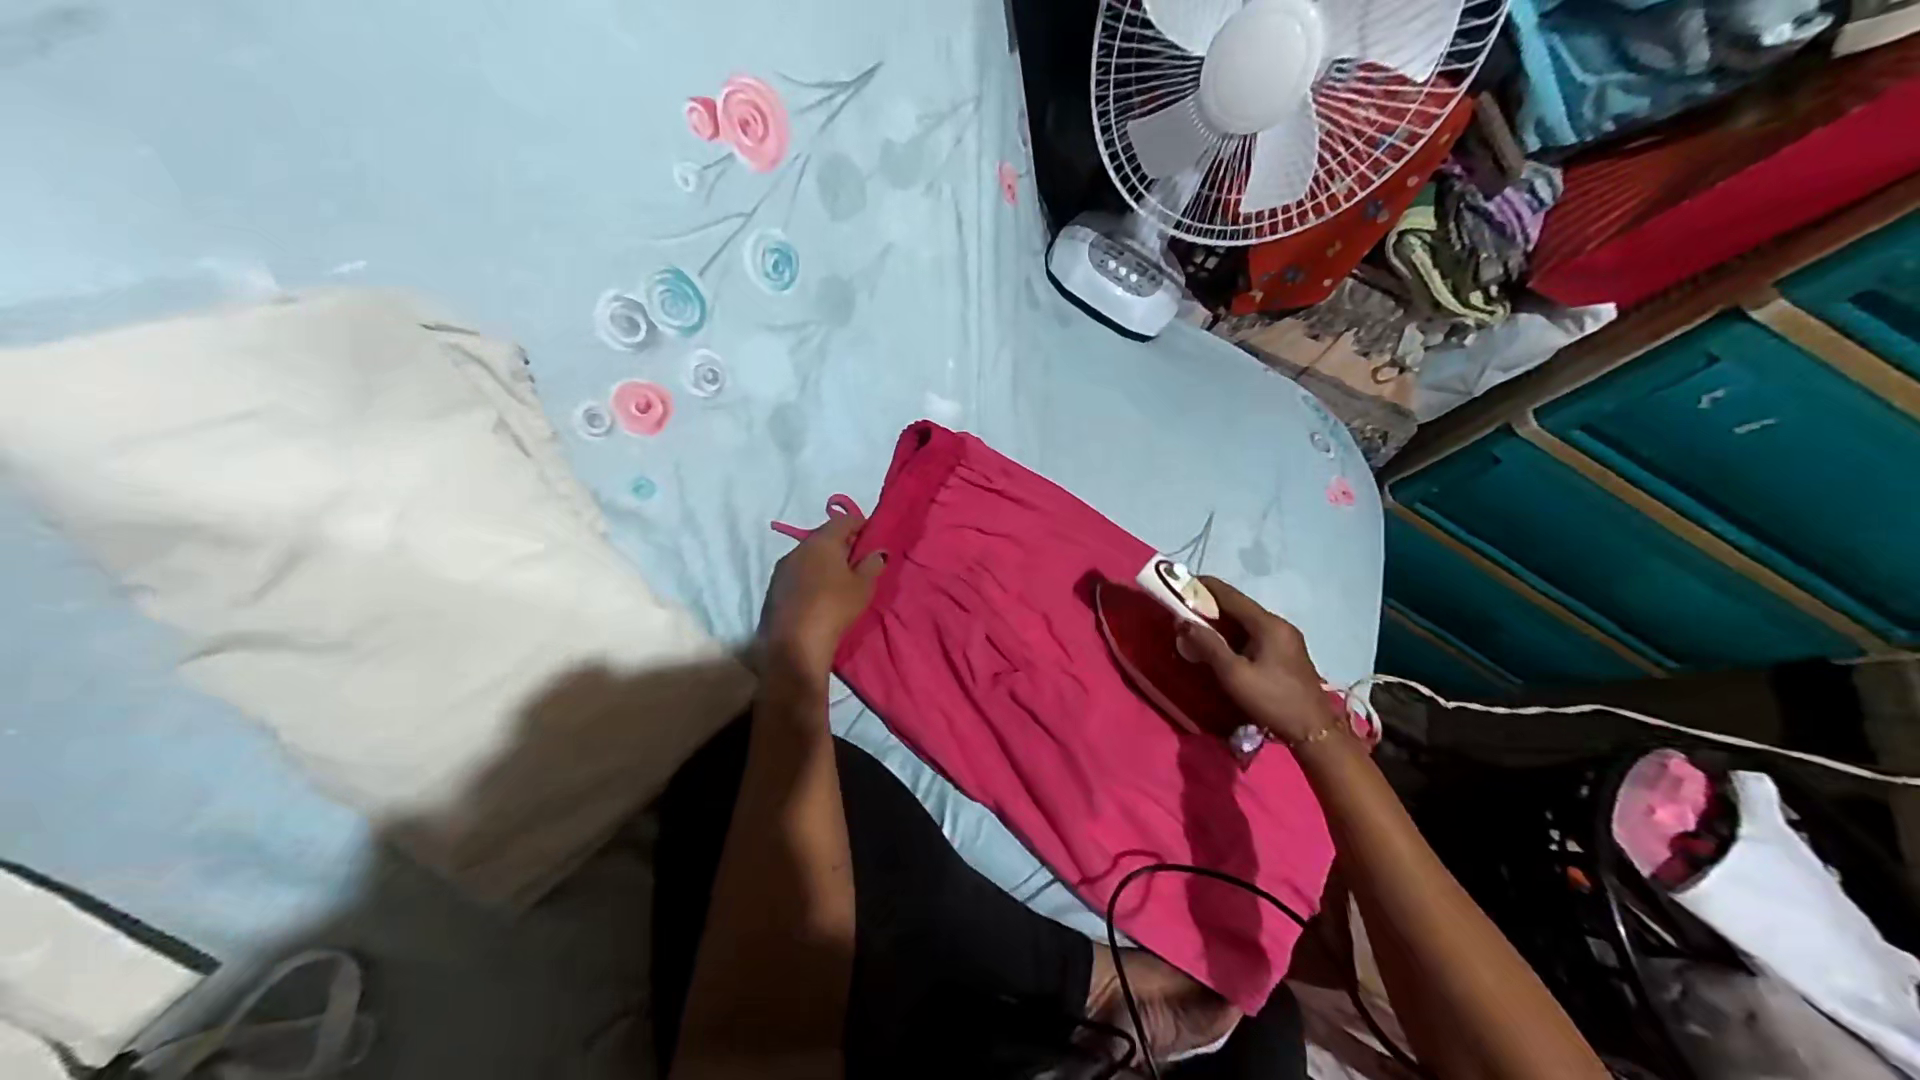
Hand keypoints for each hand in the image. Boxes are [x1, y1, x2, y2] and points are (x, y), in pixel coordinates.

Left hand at [759, 512, 886, 683]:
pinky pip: (798, 574)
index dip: (860, 524)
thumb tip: (876, 552)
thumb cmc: (834, 607)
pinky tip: (820, 594)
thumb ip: (872, 565)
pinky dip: (811, 577)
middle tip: (859, 560)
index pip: (843, 520)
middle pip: (824, 537)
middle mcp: (798, 548)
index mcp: (821, 541)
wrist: (794, 644)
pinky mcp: (773, 589)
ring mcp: (782, 568)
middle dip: (842, 544)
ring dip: (824, 562)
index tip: (872, 536)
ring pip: (808, 556)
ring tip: (840, 580)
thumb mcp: (863, 587)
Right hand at [1176, 576, 1342, 743]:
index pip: (1230, 595)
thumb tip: (1183, 621)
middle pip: (1238, 606)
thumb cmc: (1272, 700)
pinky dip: (1233, 634)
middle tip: (1182, 610)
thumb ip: (1208, 645)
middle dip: (1209, 605)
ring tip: (1196, 626)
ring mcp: (1286, 638)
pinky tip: (1221, 645)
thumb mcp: (1234, 674)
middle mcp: (1279, 624)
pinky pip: (1254, 634)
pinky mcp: (1287, 653)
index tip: (1180, 584)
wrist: (1314, 732)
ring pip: (1246, 621)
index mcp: (1268, 624)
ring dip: (1221, 621)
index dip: (1203, 587)